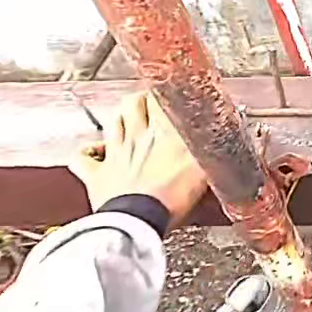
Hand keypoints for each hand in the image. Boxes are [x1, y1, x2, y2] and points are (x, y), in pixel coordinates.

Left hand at [68, 92, 208, 222]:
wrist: (137, 222)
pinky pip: (82, 158)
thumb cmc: (171, 197)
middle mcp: (137, 137)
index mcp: (164, 133)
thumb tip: (229, 133)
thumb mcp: (204, 169)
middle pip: (134, 103)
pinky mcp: (97, 175)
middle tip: (153, 100)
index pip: (164, 98)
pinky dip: (87, 151)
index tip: (177, 89)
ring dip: (121, 117)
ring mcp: (114, 154)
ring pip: (113, 122)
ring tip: (131, 117)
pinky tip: (95, 150)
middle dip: (143, 98)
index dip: (169, 90)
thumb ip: (212, 148)